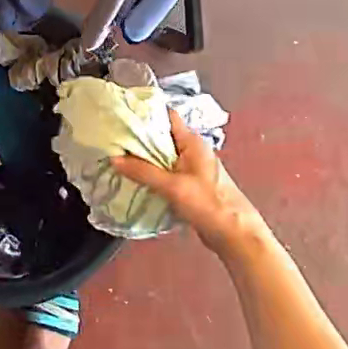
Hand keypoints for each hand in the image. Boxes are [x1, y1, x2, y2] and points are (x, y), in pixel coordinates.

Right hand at [111, 109, 269, 256]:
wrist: (235, 235)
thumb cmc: (209, 205)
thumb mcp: (173, 187)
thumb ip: (143, 172)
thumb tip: (114, 159)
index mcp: (192, 142)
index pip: (167, 117)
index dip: (145, 113)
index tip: (122, 114)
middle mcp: (192, 151)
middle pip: (161, 137)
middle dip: (138, 138)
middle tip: (112, 138)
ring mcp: (191, 169)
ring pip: (162, 157)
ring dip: (143, 158)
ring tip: (116, 157)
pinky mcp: (189, 186)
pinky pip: (165, 174)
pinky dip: (150, 174)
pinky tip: (133, 179)